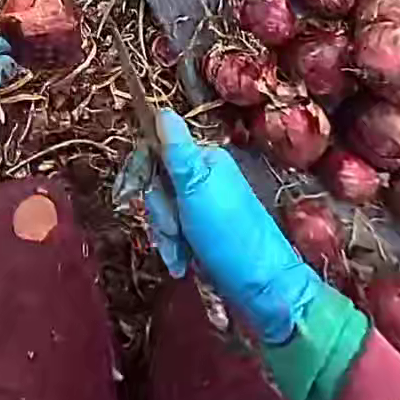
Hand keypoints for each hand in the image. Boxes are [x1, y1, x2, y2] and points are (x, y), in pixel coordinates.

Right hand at [144, 110, 321, 342]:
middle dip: (160, 212)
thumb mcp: (197, 188)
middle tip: (174, 230)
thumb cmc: (230, 234)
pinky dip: (174, 248)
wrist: (264, 290)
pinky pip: (174, 233)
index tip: (134, 192)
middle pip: (158, 182)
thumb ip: (176, 149)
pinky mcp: (203, 233)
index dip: (144, 171)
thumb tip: (161, 109)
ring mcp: (203, 207)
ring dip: (166, 235)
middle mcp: (204, 178)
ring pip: (163, 211)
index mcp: (205, 159)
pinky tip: (182, 263)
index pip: (158, 149)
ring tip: (180, 254)